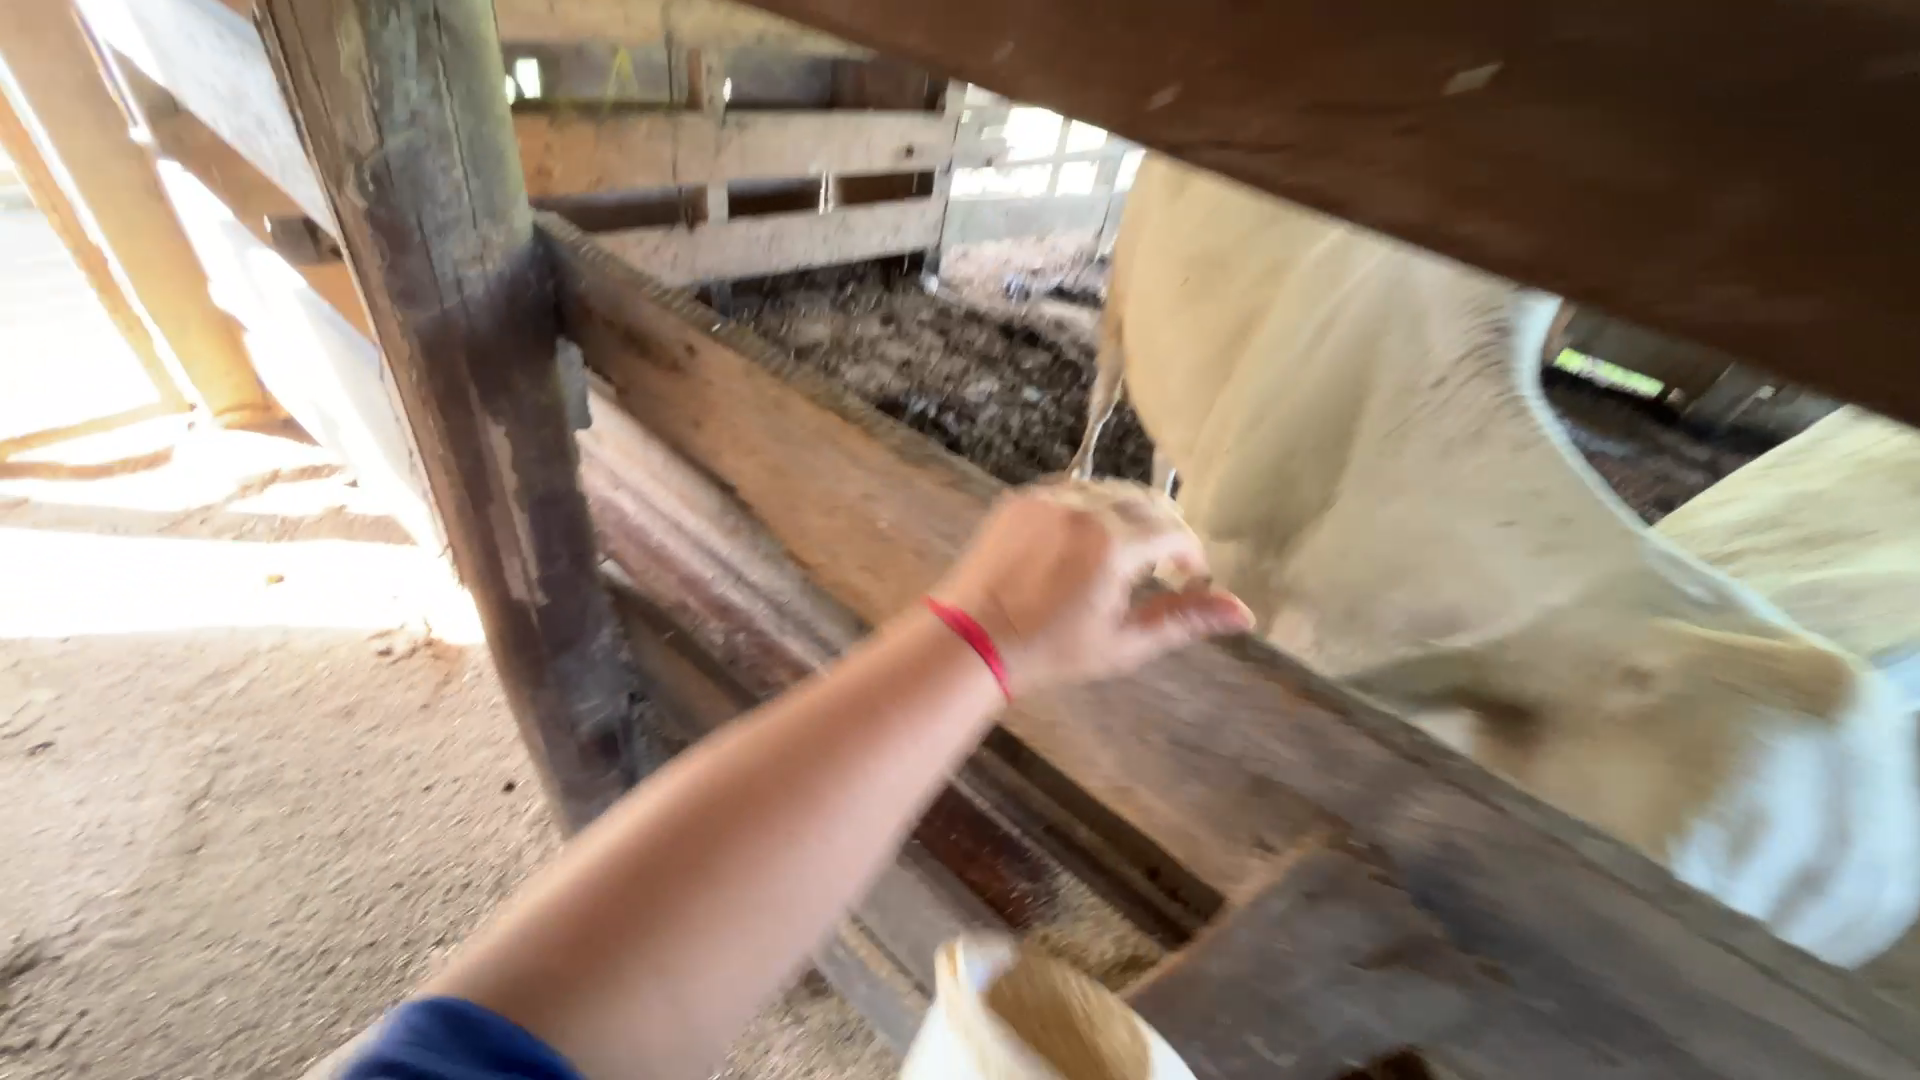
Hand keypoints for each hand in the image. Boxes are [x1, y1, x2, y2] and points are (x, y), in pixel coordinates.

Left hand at [931, 480, 1253, 694]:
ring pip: (1108, 491)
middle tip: (1161, 564)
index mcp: (1113, 545)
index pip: (1174, 531)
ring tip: (1123, 553)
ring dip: (1127, 516)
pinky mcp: (1021, 500)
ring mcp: (1048, 499)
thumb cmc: (1050, 651)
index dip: (1190, 554)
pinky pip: (1070, 492)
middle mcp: (1084, 510)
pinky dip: (1088, 510)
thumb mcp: (1123, 642)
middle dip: (1163, 529)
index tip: (1188, 576)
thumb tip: (1245, 612)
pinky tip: (1081, 543)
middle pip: (1145, 501)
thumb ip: (1183, 619)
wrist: (971, 638)